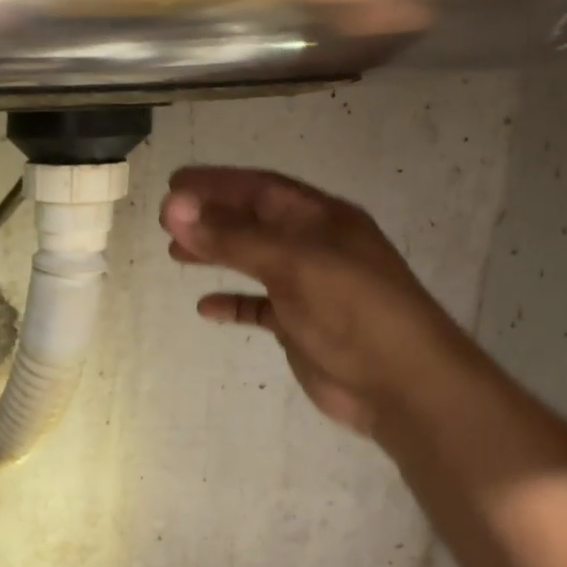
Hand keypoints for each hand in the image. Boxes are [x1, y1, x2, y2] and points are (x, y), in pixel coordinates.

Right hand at [159, 166, 476, 435]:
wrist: (401, 384)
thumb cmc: (353, 312)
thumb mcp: (291, 265)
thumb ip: (231, 238)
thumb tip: (173, 207)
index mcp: (322, 220)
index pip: (261, 189)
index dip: (217, 183)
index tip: (172, 183)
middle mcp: (315, 246)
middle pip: (253, 221)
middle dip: (211, 216)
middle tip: (165, 219)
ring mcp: (308, 286)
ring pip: (252, 260)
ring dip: (215, 254)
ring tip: (175, 253)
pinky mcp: (300, 324)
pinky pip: (258, 306)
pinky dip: (232, 303)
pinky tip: (206, 308)